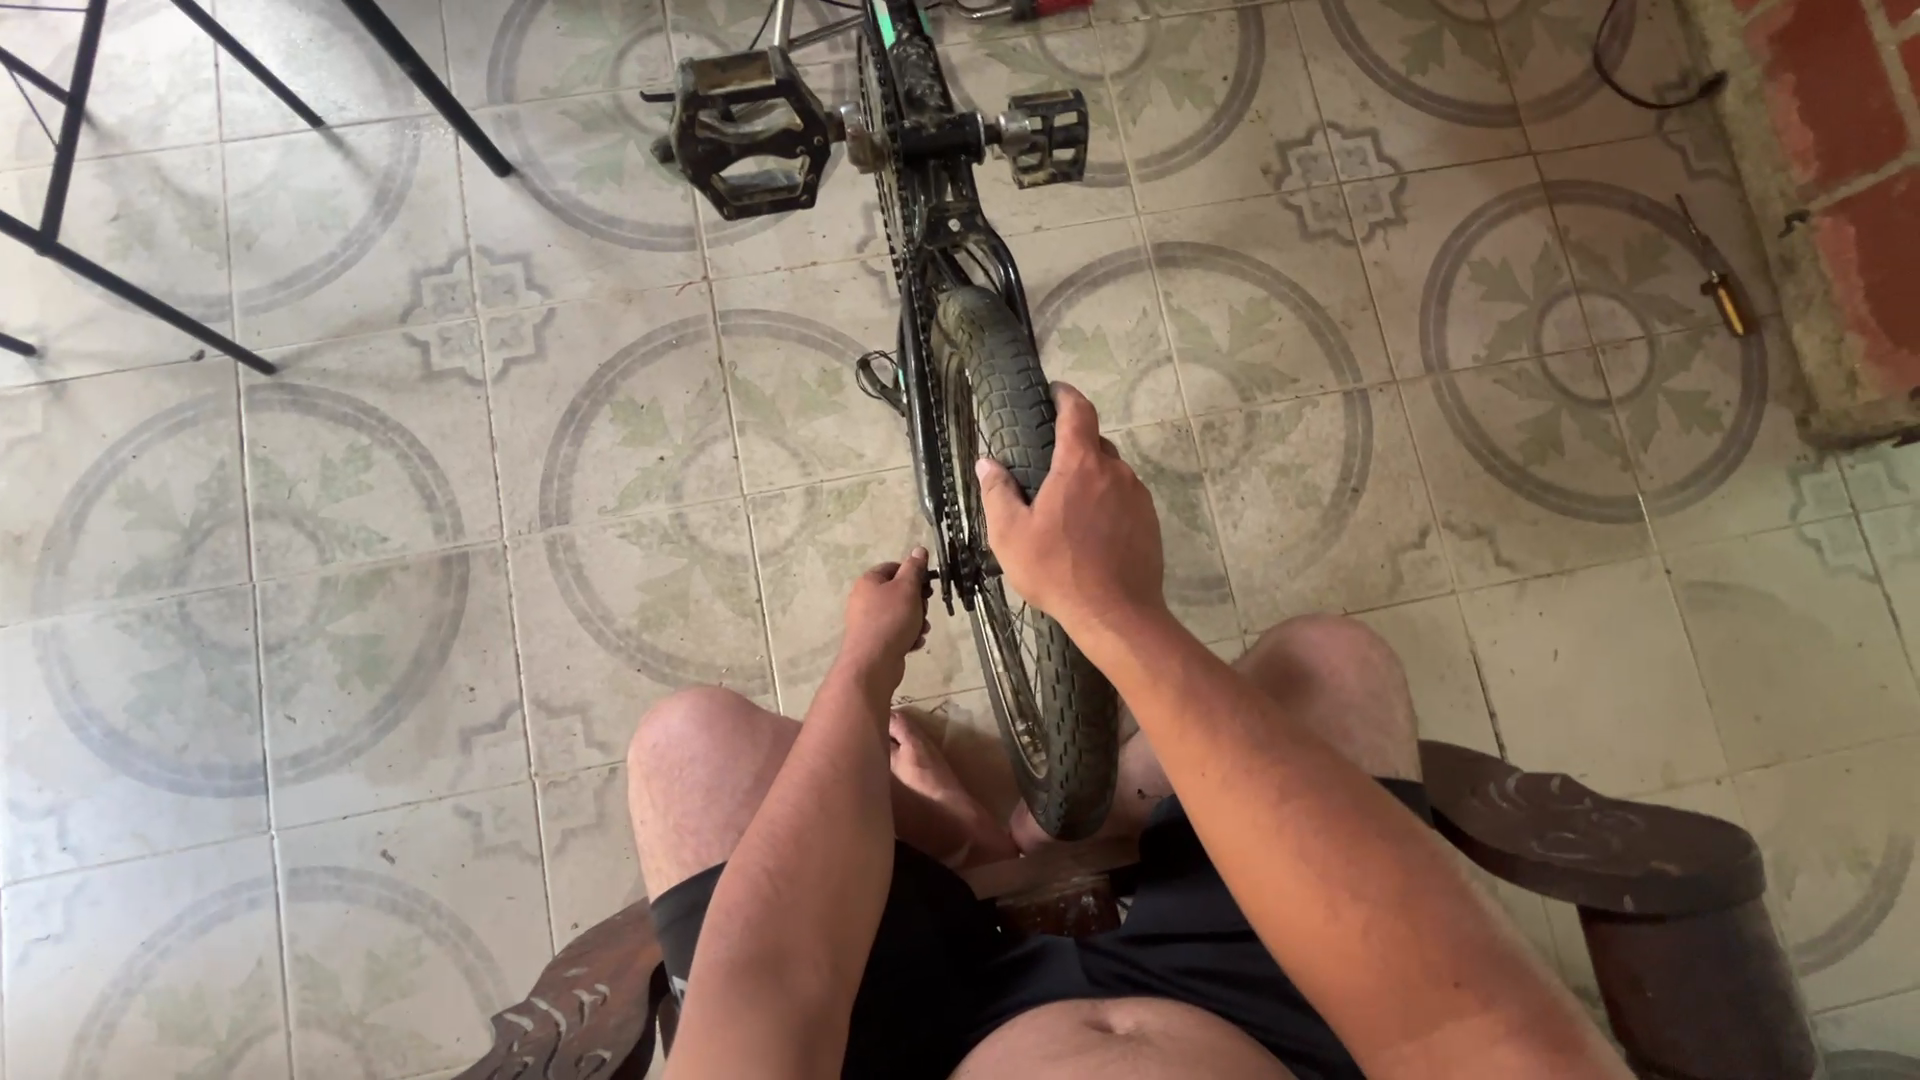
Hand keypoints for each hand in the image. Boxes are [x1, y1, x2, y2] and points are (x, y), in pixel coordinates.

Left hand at [837, 546, 931, 692]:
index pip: (894, 567)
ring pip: (900, 614)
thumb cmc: (891, 619)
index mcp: (869, 581)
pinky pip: (895, 632)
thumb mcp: (907, 588)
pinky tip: (914, 643)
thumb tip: (918, 550)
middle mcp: (864, 599)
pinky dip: (907, 636)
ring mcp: (868, 621)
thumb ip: (914, 569)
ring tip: (921, 630)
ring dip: (916, 621)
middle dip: (917, 603)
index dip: (913, 574)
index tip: (927, 586)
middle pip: (899, 592)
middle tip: (923, 610)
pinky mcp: (873, 641)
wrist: (873, 662)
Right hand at [976, 383, 1165, 635]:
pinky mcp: (1150, 521)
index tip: (1056, 391)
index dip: (1066, 395)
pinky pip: (1124, 499)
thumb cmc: (1057, 571)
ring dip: (1089, 480)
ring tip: (1067, 508)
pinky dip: (1106, 503)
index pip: (1078, 411)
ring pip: (1110, 474)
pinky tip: (1091, 533)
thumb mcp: (1010, 534)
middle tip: (1048, 469)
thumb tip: (987, 464)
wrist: (1116, 613)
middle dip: (1072, 447)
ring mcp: (1137, 496)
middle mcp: (1114, 471)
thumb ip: (997, 493)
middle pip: (1094, 443)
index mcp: (1079, 465)